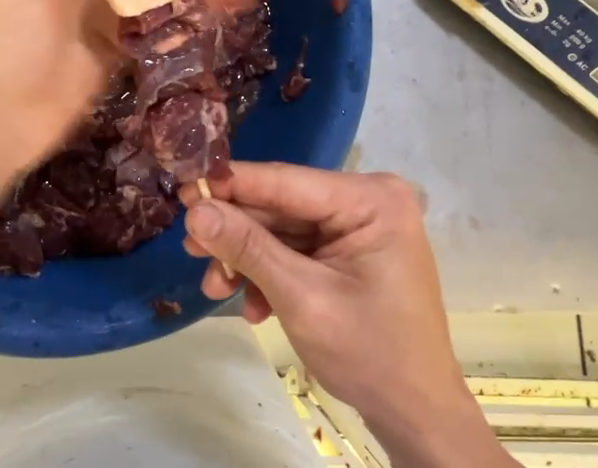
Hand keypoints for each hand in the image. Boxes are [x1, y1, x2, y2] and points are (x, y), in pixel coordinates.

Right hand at [182, 164, 512, 466]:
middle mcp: (366, 200)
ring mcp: (357, 226)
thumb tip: (194, 210)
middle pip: (278, 205)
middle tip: (189, 249)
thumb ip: (246, 247)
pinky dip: (267, 274)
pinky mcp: (348, 251)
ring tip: (214, 288)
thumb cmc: (370, 354)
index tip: (181, 191)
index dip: (228, 185)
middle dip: (234, 234)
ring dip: (245, 259)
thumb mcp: (301, 297)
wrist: (417, 417)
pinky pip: (294, 249)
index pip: (283, 181)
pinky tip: (251, 306)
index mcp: (370, 199)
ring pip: (280, 229)